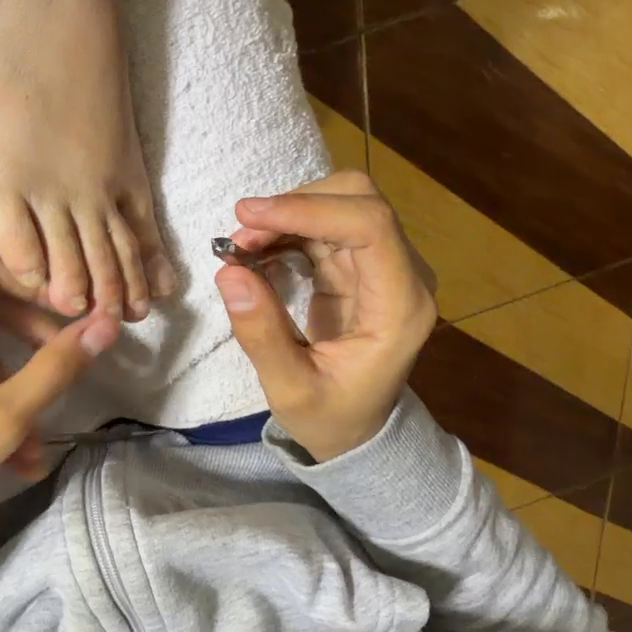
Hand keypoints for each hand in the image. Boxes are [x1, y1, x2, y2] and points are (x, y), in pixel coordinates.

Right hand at [213, 170, 438, 462]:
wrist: (356, 431)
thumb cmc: (332, 418)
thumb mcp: (290, 390)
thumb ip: (262, 335)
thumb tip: (228, 273)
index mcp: (400, 308)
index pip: (371, 227)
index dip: (309, 209)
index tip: (249, 217)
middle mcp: (403, 276)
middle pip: (360, 200)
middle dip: (295, 205)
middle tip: (239, 236)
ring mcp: (382, 267)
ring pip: (340, 205)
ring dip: (286, 215)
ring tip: (239, 246)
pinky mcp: (359, 268)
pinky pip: (325, 227)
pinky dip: (287, 229)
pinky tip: (256, 252)